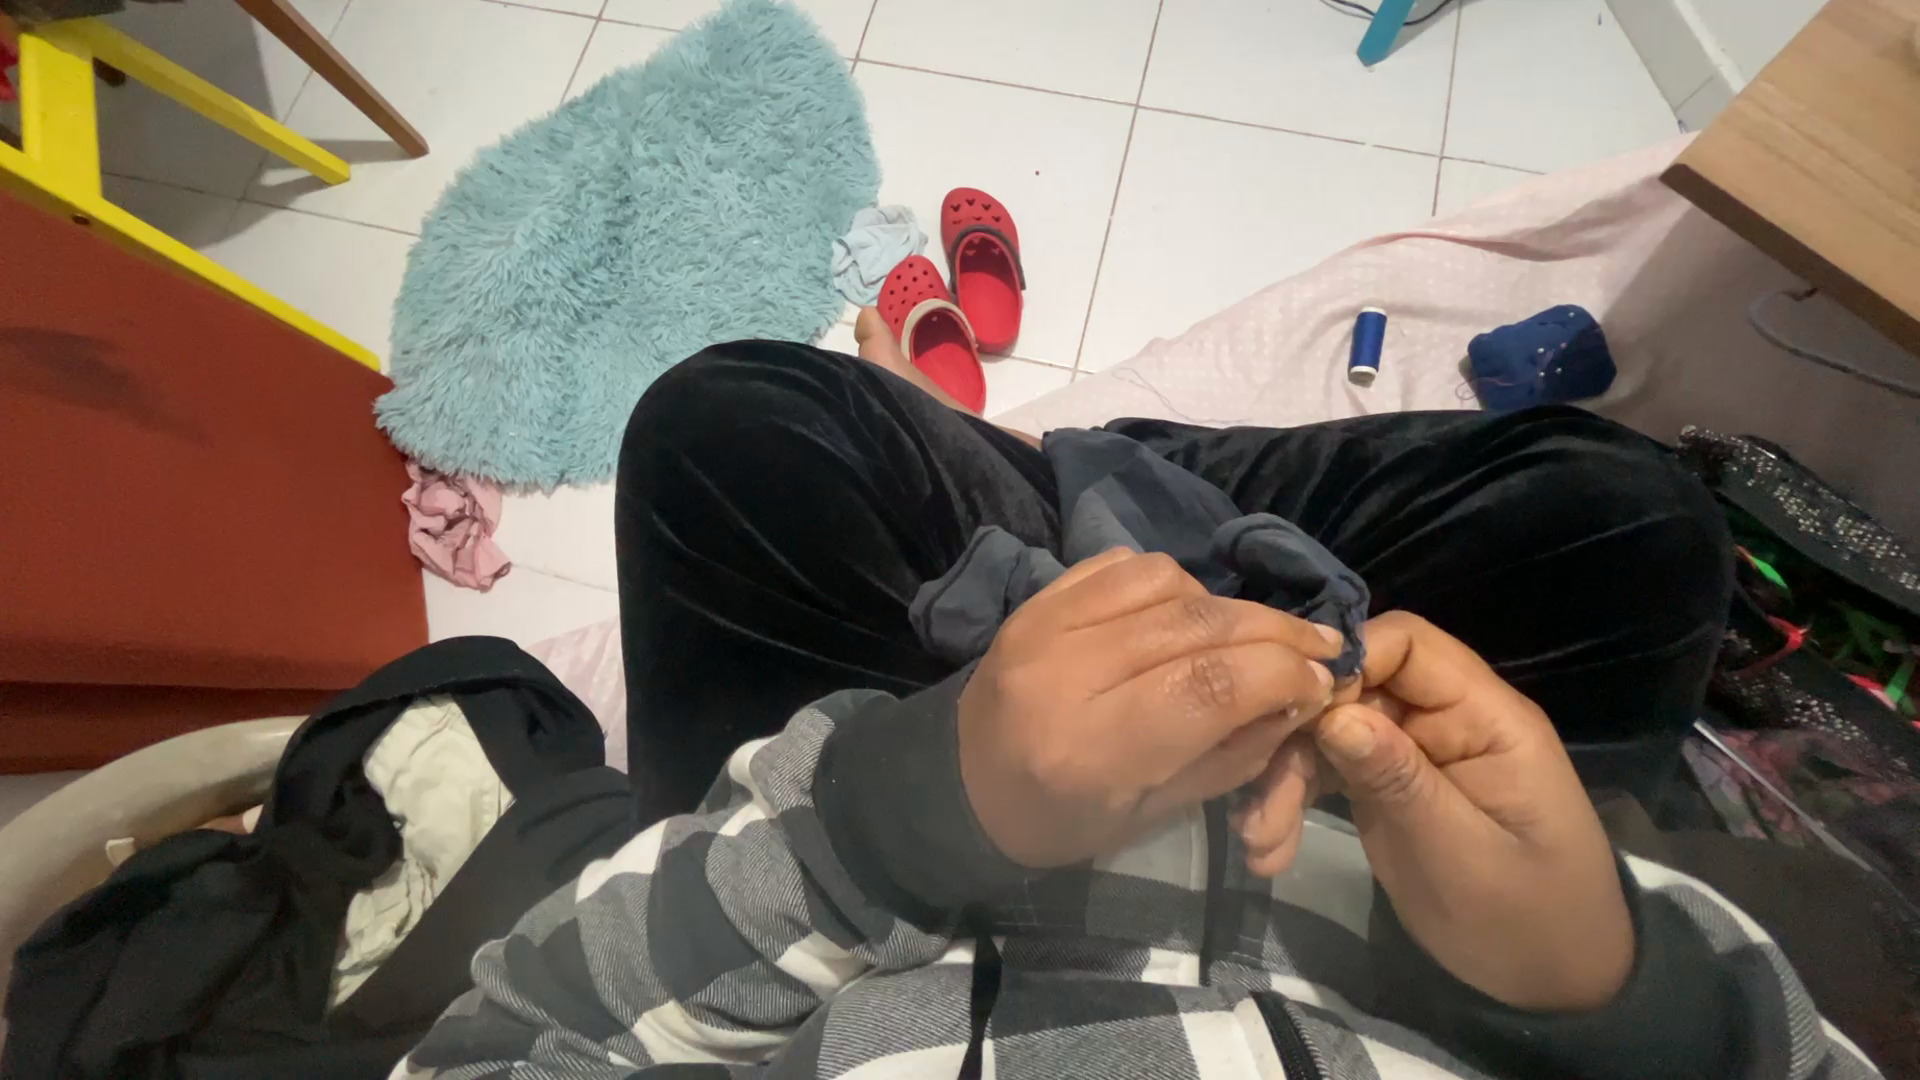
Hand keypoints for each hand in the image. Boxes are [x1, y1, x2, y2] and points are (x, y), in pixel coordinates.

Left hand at [957, 548, 1342, 868]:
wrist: (961, 780)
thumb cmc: (1058, 820)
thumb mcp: (1149, 816)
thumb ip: (1228, 756)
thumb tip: (1298, 693)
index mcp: (1090, 749)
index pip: (1209, 686)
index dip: (1281, 673)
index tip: (1321, 678)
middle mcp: (1063, 672)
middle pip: (1194, 625)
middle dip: (1271, 629)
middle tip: (1314, 643)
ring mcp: (1042, 624)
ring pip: (1163, 581)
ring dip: (1221, 602)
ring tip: (1242, 633)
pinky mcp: (1034, 600)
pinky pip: (1121, 565)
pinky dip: (1169, 581)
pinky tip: (1181, 611)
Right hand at [1271, 611, 1631, 1010]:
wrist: (1547, 985)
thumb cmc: (1526, 919)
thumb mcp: (1462, 854)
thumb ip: (1399, 779)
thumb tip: (1332, 713)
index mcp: (1483, 716)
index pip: (1406, 643)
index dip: (1348, 663)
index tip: (1297, 713)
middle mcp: (1438, 718)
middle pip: (1349, 687)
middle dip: (1296, 736)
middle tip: (1258, 800)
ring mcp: (1404, 747)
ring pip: (1322, 727)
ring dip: (1282, 777)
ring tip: (1258, 839)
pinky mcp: (1376, 776)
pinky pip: (1321, 764)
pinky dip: (1289, 797)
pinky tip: (1267, 842)